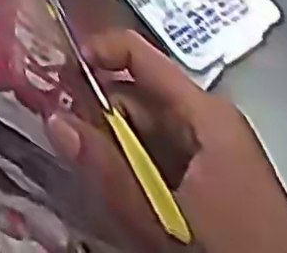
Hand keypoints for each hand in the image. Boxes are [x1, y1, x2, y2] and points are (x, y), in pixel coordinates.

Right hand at [47, 30, 286, 252]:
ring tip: (91, 170)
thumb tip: (55, 120)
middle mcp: (210, 121)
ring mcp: (214, 152)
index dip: (94, 53)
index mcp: (206, 113)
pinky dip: (133, 166)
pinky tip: (122, 192)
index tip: (58, 74)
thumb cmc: (232, 252)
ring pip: (144, 128)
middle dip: (97, 112)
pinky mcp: (213, 181)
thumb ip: (107, 169)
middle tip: (65, 136)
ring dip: (112, 144)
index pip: (138, 53)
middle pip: (136, 93)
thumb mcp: (162, 215)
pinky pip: (160, 155)